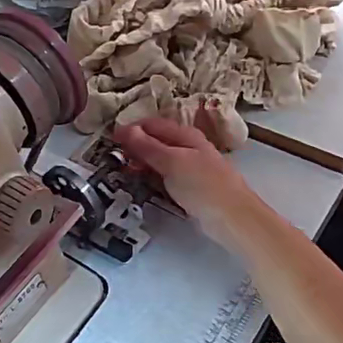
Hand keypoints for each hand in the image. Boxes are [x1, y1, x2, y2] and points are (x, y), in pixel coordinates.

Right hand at [113, 116, 266, 249]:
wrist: (232, 217)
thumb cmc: (203, 185)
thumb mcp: (171, 162)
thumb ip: (147, 146)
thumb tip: (124, 128)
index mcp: (185, 135)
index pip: (152, 124)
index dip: (130, 130)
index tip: (110, 140)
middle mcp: (188, 147)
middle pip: (155, 141)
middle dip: (134, 147)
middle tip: (114, 158)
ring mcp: (189, 167)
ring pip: (159, 159)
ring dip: (142, 163)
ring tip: (124, 171)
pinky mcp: (189, 186)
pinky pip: (165, 176)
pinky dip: (152, 177)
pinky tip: (143, 184)